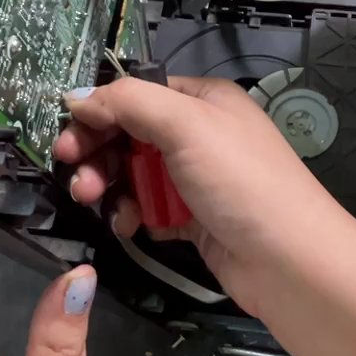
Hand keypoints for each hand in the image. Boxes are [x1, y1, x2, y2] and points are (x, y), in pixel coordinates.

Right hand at [53, 76, 355, 306]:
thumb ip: (131, 102)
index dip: (100, 111)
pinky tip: (126, 225)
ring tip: (92, 199)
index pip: (138, 94)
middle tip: (71, 170)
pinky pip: (145, 206)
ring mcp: (195, 177)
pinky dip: (130, 213)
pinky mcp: (190, 217)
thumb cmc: (239, 180)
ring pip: (132, 172)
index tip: (67, 135)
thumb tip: (78, 95)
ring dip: (107, 184)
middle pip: (129, 133)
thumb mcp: (187, 125)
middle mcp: (199, 133)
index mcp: (203, 100)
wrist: (288, 261)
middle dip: (97, 151)